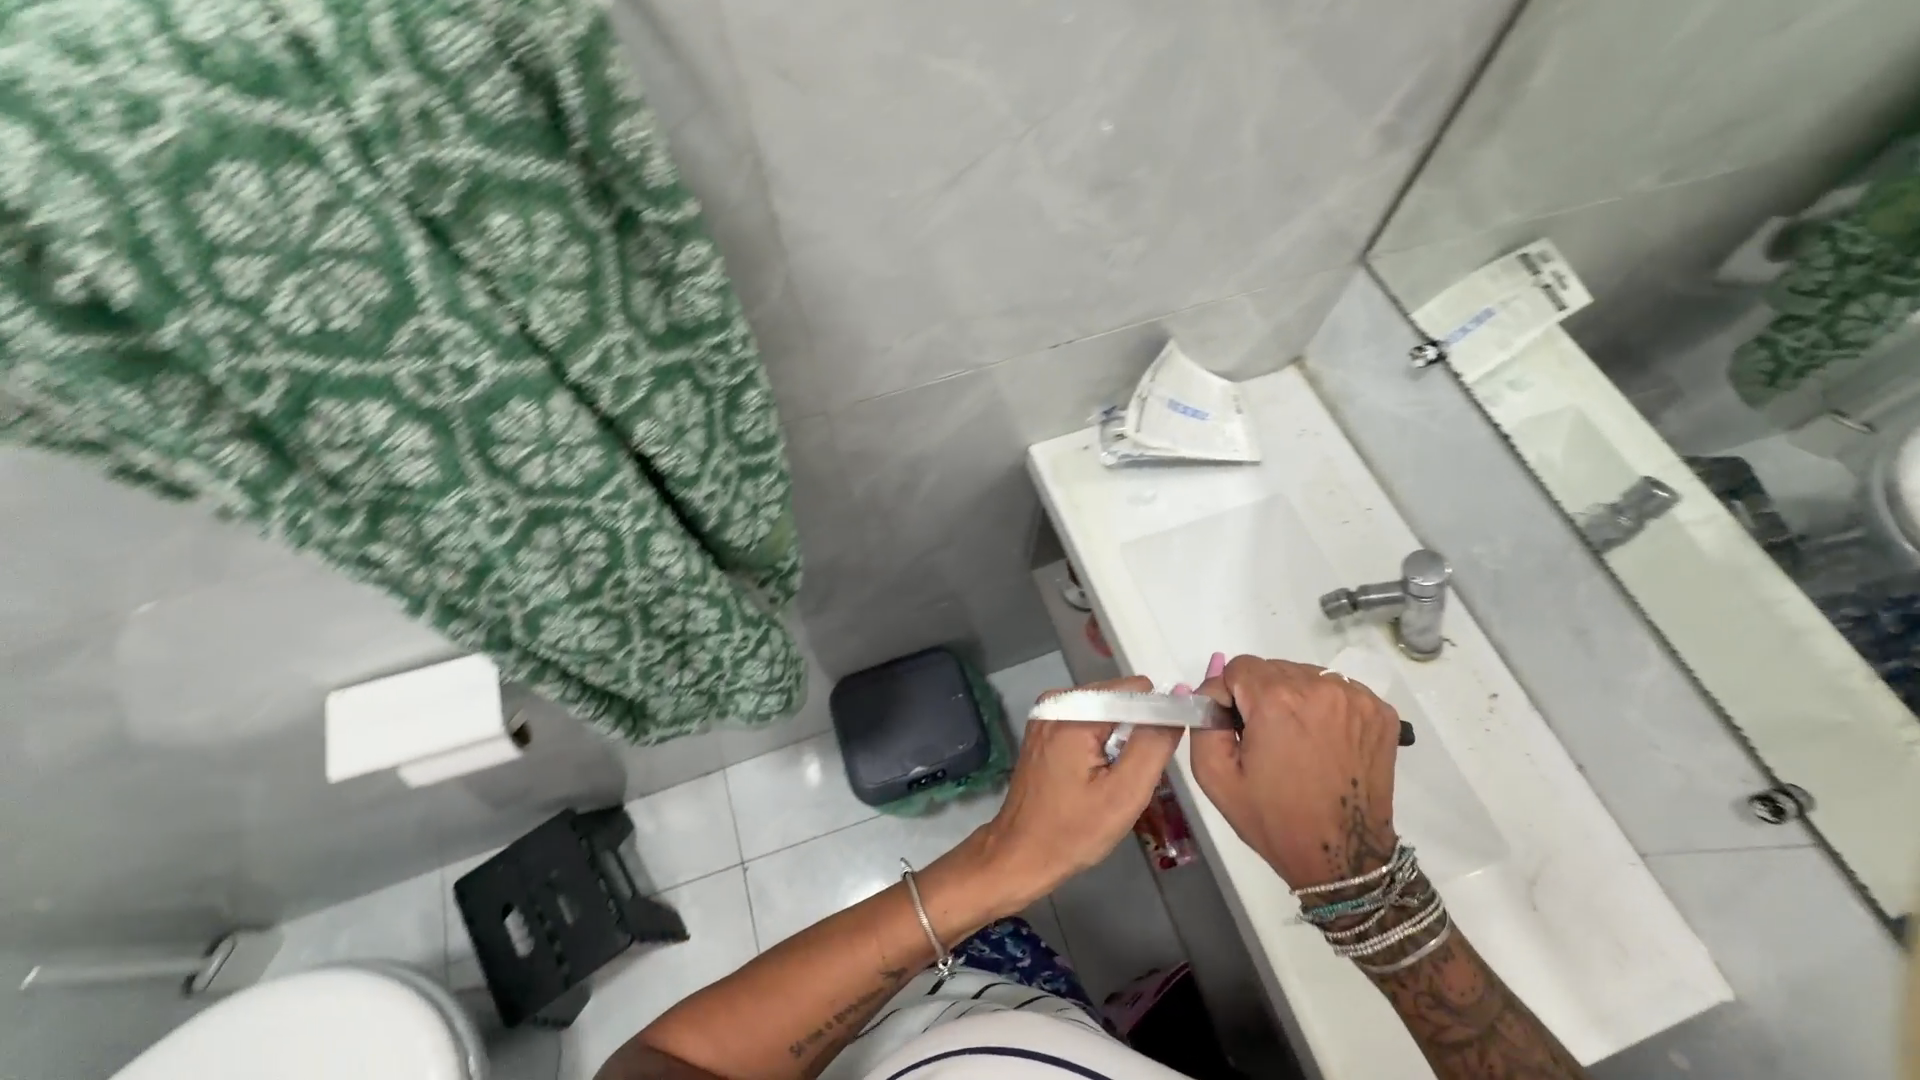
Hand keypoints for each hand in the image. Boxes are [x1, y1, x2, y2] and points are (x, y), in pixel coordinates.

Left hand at [973, 676, 1182, 909]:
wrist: (1021, 854)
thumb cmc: (1072, 831)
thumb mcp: (1125, 794)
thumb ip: (1154, 744)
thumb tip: (1177, 703)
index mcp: (1073, 713)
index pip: (1136, 690)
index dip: (1155, 718)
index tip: (1155, 755)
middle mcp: (1055, 702)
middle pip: (1119, 696)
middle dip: (1135, 728)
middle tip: (1130, 773)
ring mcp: (1046, 714)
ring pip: (1106, 708)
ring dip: (1119, 736)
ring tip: (1113, 776)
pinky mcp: (1044, 728)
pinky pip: (1088, 720)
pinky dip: (1101, 741)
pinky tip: (1097, 773)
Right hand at [1190, 657, 1399, 888]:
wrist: (1342, 855)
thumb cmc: (1273, 818)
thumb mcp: (1214, 775)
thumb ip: (1202, 720)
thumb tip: (1211, 688)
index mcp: (1278, 700)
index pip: (1238, 667)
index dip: (1228, 694)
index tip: (1233, 727)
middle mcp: (1320, 688)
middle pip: (1273, 669)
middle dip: (1260, 696)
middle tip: (1263, 739)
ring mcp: (1356, 698)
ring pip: (1305, 676)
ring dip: (1292, 698)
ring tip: (1295, 741)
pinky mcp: (1380, 712)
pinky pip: (1337, 690)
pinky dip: (1324, 707)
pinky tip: (1322, 741)